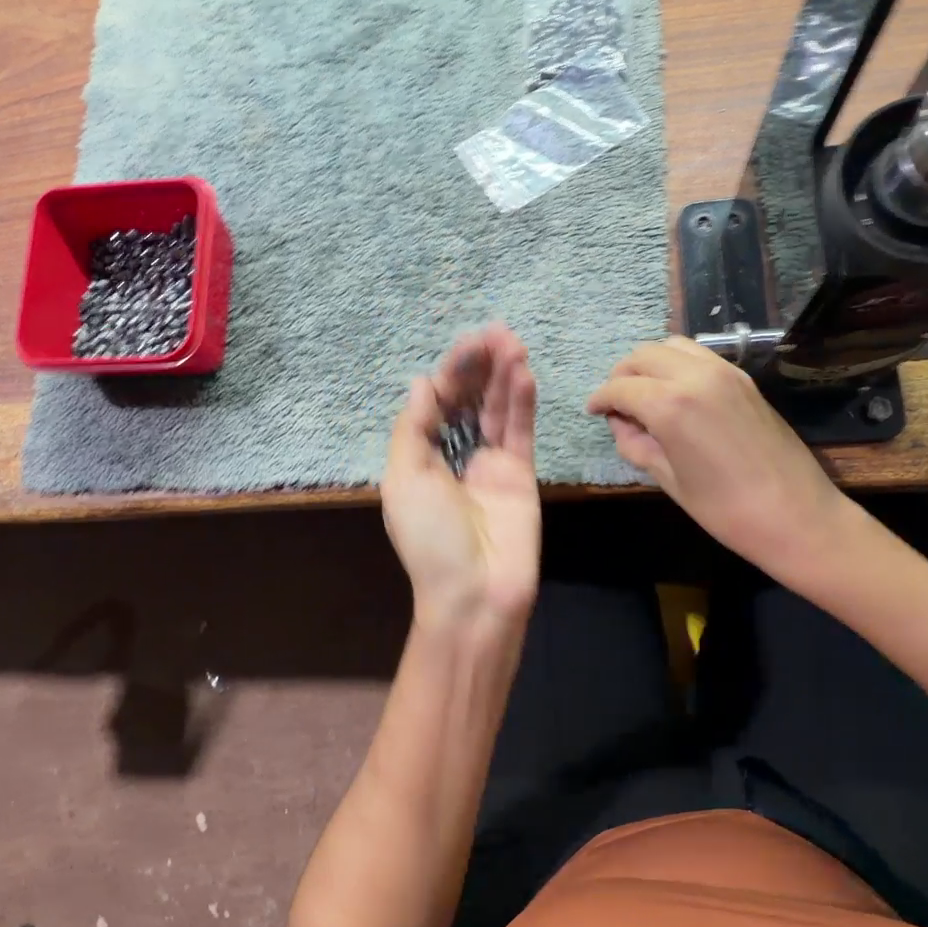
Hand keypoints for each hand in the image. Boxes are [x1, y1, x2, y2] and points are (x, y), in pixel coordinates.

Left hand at [381, 326, 540, 636]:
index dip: (450, 374)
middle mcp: (456, 456)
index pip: (438, 404)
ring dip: (503, 375)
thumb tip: (421, 383)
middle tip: (494, 333)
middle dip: (479, 367)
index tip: (465, 345)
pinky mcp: (522, 473)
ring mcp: (491, 464)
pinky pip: (521, 430)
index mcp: (421, 458)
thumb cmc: (430, 539)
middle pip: (469, 401)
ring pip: (497, 410)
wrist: (475, 593)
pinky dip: (522, 401)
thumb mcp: (404, 479)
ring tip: (511, 341)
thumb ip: (413, 428)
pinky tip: (523, 372)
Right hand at [586, 337, 855, 570]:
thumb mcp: (669, 481)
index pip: (620, 388)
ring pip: (672, 346)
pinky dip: (679, 364)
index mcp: (669, 405)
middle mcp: (694, 376)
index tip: (593, 411)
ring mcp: (724, 372)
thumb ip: (637, 445)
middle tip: (617, 404)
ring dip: (651, 363)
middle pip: (643, 356)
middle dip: (622, 376)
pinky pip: (700, 356)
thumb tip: (622, 424)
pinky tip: (677, 394)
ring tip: (646, 394)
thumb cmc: (724, 509)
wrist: (795, 515)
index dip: (601, 399)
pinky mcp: (744, 378)